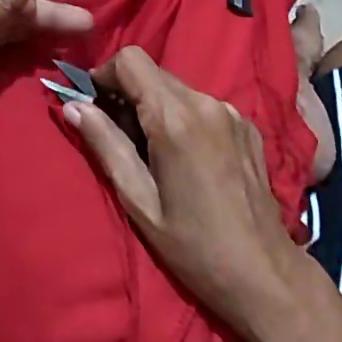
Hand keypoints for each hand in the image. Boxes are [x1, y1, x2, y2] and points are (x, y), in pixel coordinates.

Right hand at [64, 47, 313, 341]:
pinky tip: (187, 157)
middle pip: (152, 72)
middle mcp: (205, 103)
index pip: (130, 60)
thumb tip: (72, 106)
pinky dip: (183, 117)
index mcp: (175, 118)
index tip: (96, 104)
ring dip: (155, 106)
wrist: (269, 280)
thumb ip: (105, 144)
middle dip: (128, 93)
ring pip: (176, 87)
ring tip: (154, 152)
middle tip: (120, 135)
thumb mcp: (139, 201)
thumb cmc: (196, 247)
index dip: (105, 74)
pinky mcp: (247, 126)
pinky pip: (201, 104)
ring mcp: (230, 113)